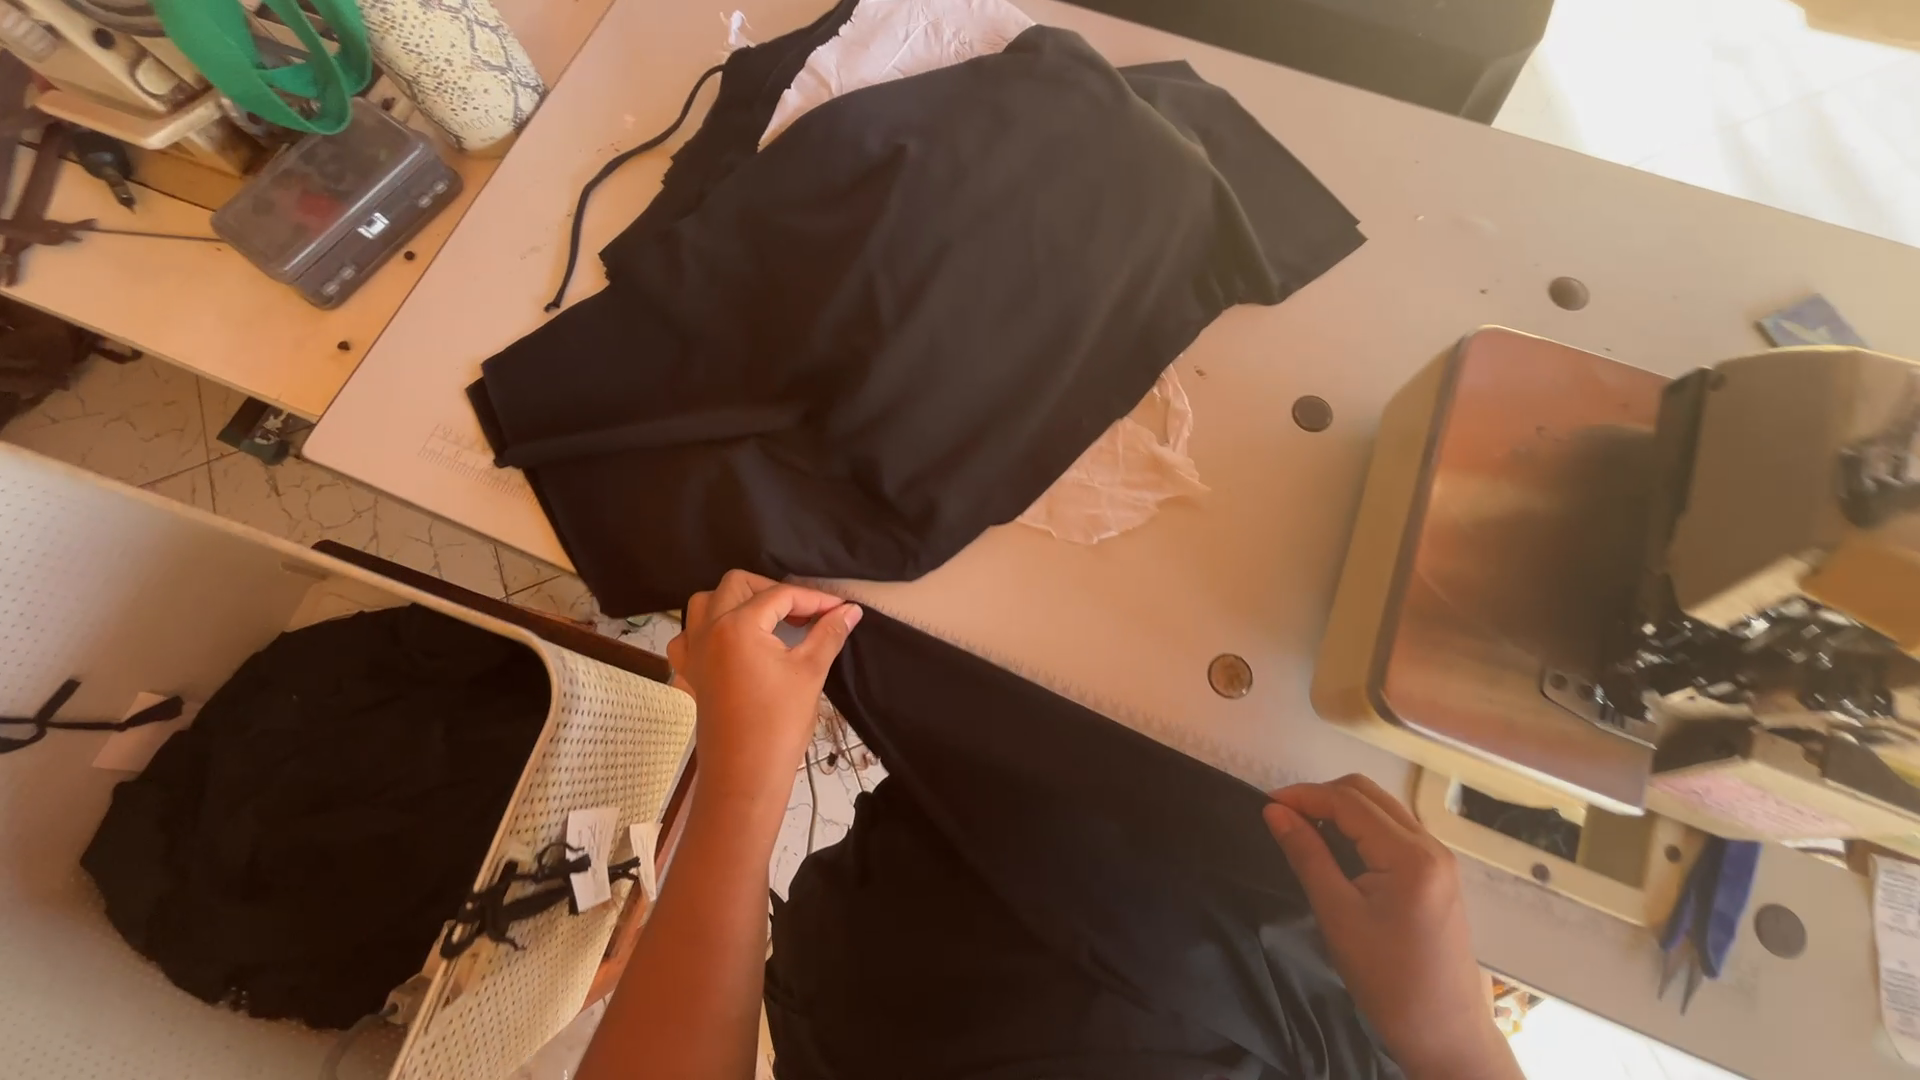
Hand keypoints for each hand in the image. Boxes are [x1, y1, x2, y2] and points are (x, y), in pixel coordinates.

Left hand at [668, 571, 861, 816]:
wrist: (745, 776)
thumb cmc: (779, 723)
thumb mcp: (810, 671)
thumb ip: (828, 633)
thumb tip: (850, 610)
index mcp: (737, 625)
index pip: (780, 595)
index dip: (814, 599)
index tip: (840, 609)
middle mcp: (708, 630)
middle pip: (737, 585)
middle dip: (773, 591)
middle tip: (804, 612)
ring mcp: (693, 652)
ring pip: (706, 603)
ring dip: (736, 602)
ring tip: (768, 620)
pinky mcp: (690, 673)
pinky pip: (690, 636)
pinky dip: (709, 630)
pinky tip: (732, 644)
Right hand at [1263, 775, 1520, 1079]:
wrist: (1447, 1037)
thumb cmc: (1388, 980)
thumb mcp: (1337, 915)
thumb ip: (1306, 854)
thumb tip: (1274, 811)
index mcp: (1411, 856)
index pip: (1349, 802)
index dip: (1304, 796)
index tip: (1266, 806)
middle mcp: (1431, 846)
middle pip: (1367, 794)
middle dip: (1321, 795)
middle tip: (1283, 817)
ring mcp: (1438, 860)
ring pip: (1380, 807)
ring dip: (1340, 808)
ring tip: (1304, 830)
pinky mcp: (1436, 875)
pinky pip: (1391, 829)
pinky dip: (1359, 826)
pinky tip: (1336, 848)